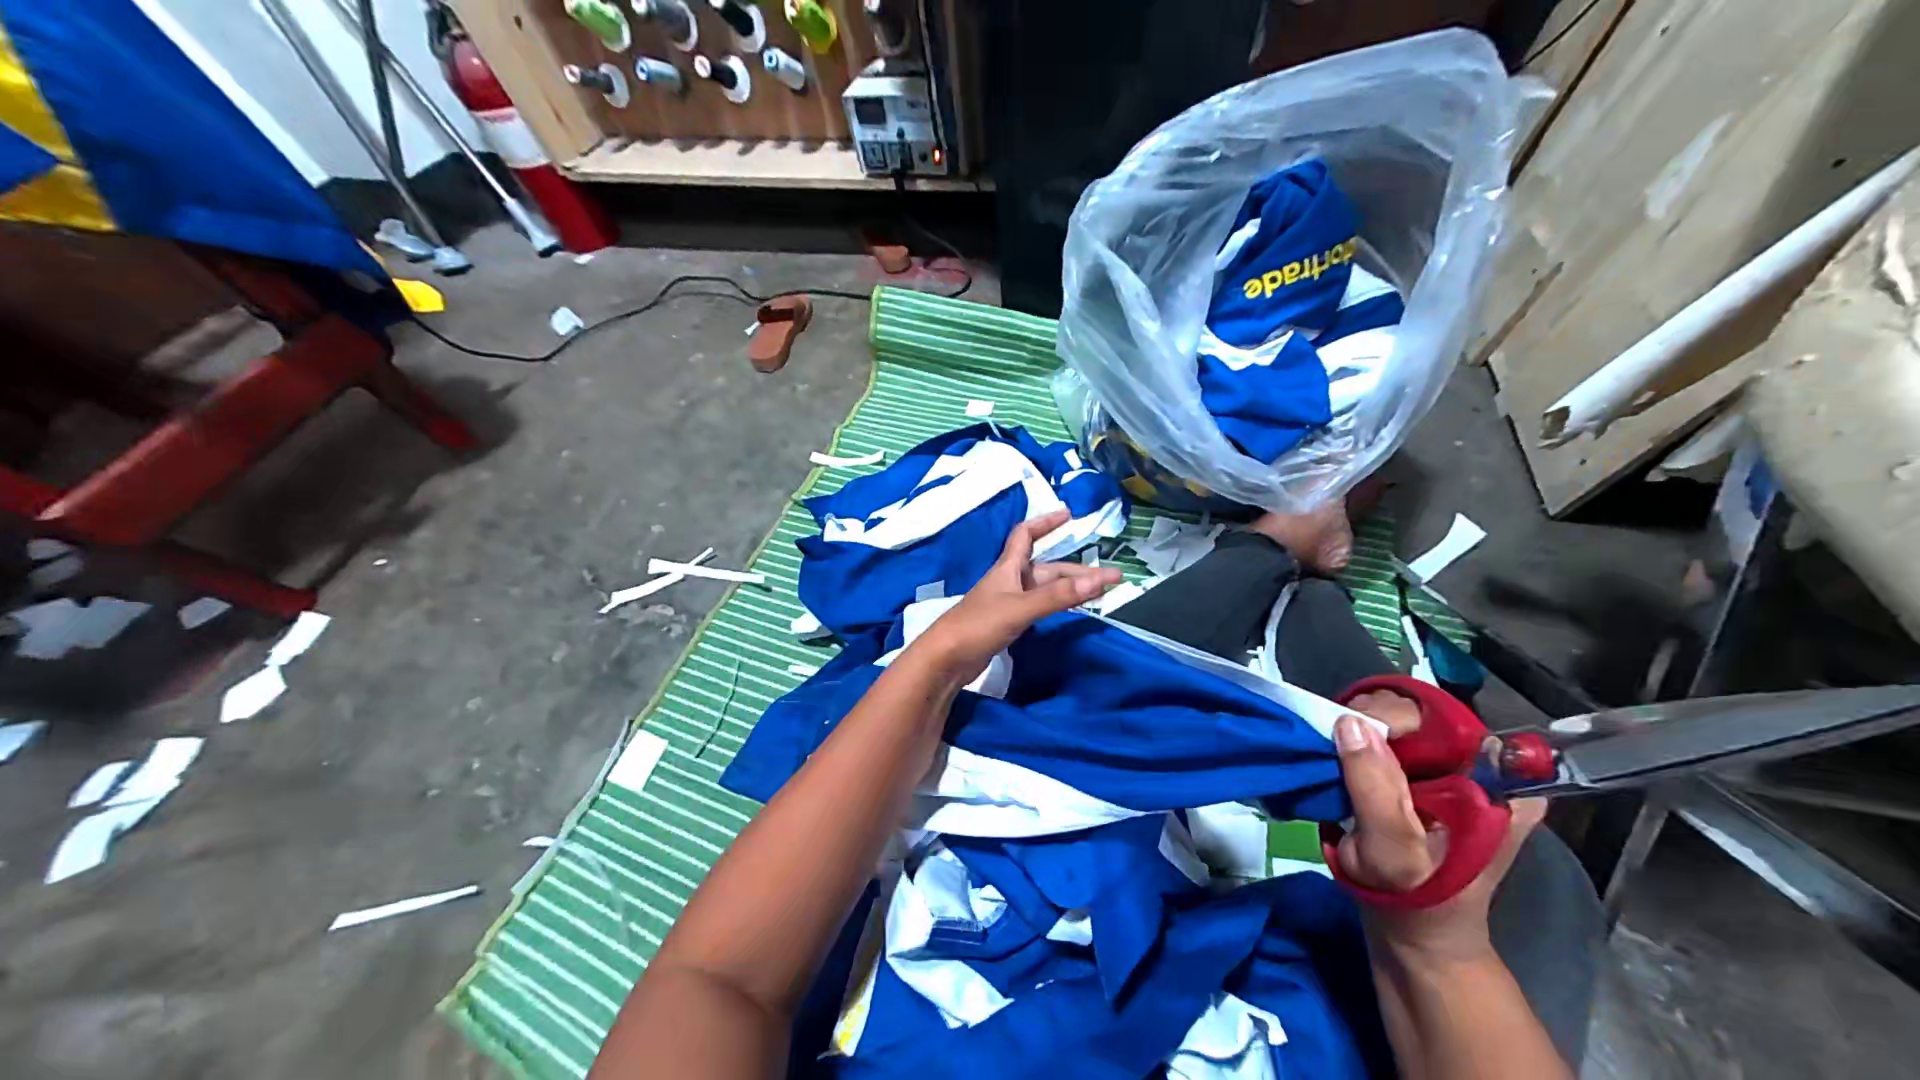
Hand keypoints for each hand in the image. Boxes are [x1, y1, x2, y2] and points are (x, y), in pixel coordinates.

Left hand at [909, 510, 1122, 684]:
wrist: (946, 660)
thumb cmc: (978, 625)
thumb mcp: (1021, 609)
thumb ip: (1058, 597)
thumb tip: (1100, 580)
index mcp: (1008, 568)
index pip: (1026, 535)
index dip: (1046, 523)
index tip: (1069, 515)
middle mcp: (1009, 581)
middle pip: (1047, 569)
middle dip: (1078, 571)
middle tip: (1112, 578)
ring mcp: (1007, 602)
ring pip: (1045, 589)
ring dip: (1070, 589)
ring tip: (1099, 593)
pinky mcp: (1006, 623)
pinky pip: (1039, 606)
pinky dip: (1057, 605)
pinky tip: (1069, 611)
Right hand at [1332, 693, 1545, 964]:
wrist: (1412, 935)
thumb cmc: (1413, 899)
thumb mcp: (1394, 853)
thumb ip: (1376, 789)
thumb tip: (1350, 722)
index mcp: (1501, 782)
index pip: (1452, 719)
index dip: (1404, 715)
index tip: (1365, 729)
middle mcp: (1481, 767)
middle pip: (1423, 713)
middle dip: (1375, 717)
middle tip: (1340, 737)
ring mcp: (1448, 771)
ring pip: (1400, 721)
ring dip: (1360, 726)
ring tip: (1336, 747)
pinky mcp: (1418, 776)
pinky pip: (1386, 738)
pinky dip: (1356, 737)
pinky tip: (1340, 752)